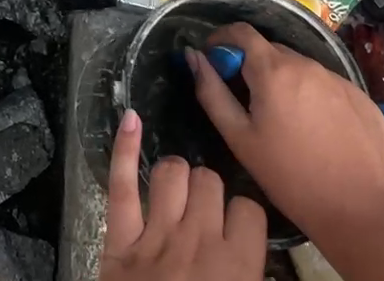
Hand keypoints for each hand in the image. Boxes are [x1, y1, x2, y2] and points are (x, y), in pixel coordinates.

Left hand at [100, 108, 266, 280]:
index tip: (237, 229)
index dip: (243, 216)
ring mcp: (155, 235)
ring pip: (173, 172)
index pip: (249, 209)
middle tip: (205, 216)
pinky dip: (124, 149)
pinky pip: (121, 185)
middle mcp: (197, 241)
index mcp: (236, 267)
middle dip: (210, 193)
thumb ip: (256, 278)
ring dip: (178, 177)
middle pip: (210, 182)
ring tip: (179, 193)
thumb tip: (264, 263)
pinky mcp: (119, 238)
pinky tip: (132, 119)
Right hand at [188, 22, 383, 237]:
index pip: (241, 32)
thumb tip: (193, 57)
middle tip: (247, 100)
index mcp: (274, 70)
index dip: (222, 39)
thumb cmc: (290, 177)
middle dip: (253, 65)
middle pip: (271, 51)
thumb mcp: (240, 138)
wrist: (363, 215)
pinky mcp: (363, 99)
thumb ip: (211, 92)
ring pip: (301, 69)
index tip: (214, 60)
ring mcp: (340, 81)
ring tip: (285, 122)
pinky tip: (318, 133)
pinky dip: (314, 97)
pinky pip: (329, 86)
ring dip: (285, 82)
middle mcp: (308, 65)